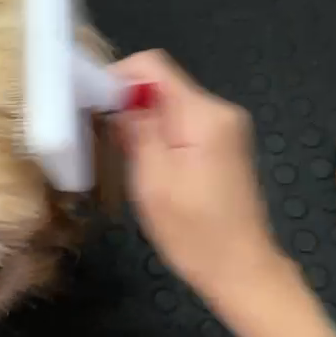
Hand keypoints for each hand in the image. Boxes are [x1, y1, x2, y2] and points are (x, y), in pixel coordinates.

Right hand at [110, 51, 287, 305]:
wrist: (242, 271)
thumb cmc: (193, 232)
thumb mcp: (151, 180)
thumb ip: (136, 129)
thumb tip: (116, 96)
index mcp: (203, 114)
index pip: (152, 65)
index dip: (117, 78)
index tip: (93, 107)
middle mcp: (220, 111)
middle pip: (161, 85)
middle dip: (128, 106)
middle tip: (104, 142)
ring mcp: (226, 128)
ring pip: (170, 106)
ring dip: (143, 125)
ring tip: (126, 161)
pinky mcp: (224, 146)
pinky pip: (183, 125)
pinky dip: (161, 137)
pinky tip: (150, 170)